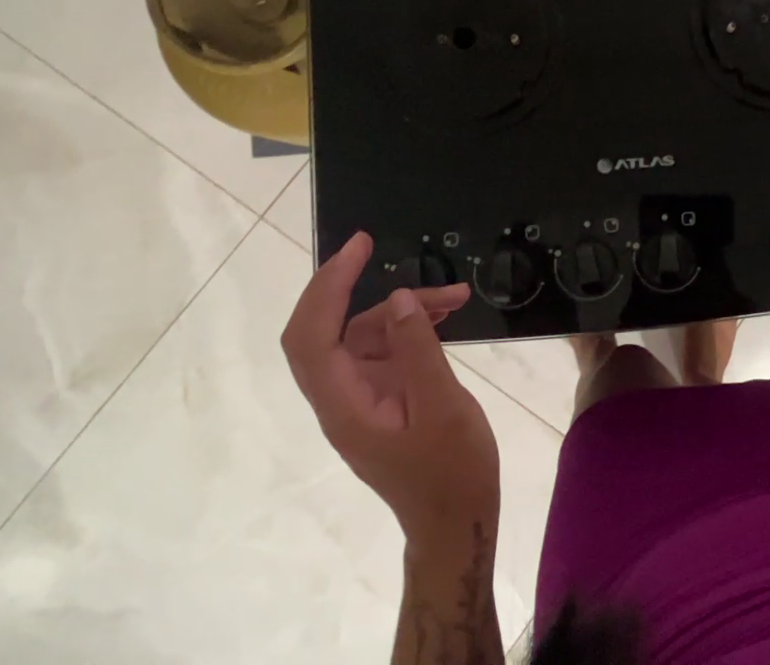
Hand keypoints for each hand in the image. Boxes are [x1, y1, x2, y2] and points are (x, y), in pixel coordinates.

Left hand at [281, 231, 498, 540]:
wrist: (458, 521)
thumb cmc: (451, 471)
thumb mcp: (443, 407)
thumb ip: (418, 350)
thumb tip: (396, 299)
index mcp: (343, 405)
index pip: (311, 336)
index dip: (327, 287)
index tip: (358, 249)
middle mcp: (342, 397)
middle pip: (325, 331)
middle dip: (346, 286)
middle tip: (372, 247)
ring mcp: (363, 397)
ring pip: (365, 335)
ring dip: (403, 308)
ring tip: (456, 295)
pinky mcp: (386, 398)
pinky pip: (389, 350)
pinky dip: (413, 327)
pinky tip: (449, 314)